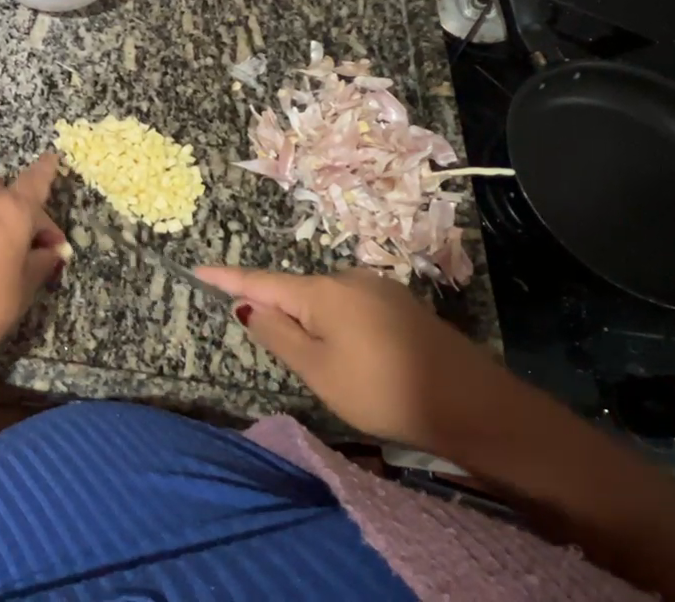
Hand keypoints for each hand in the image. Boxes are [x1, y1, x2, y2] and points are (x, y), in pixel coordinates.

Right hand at [194, 266, 529, 454]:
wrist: (476, 406)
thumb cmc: (384, 391)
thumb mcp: (319, 371)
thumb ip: (278, 335)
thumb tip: (247, 305)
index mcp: (321, 292)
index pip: (261, 282)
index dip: (227, 279)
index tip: (197, 268)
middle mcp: (347, 279)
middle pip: (295, 291)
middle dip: (277, 312)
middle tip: (281, 355)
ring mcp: (378, 290)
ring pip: (325, 302)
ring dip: (311, 324)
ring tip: (326, 368)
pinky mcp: (401, 306)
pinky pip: (350, 309)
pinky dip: (336, 326)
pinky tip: (355, 359)